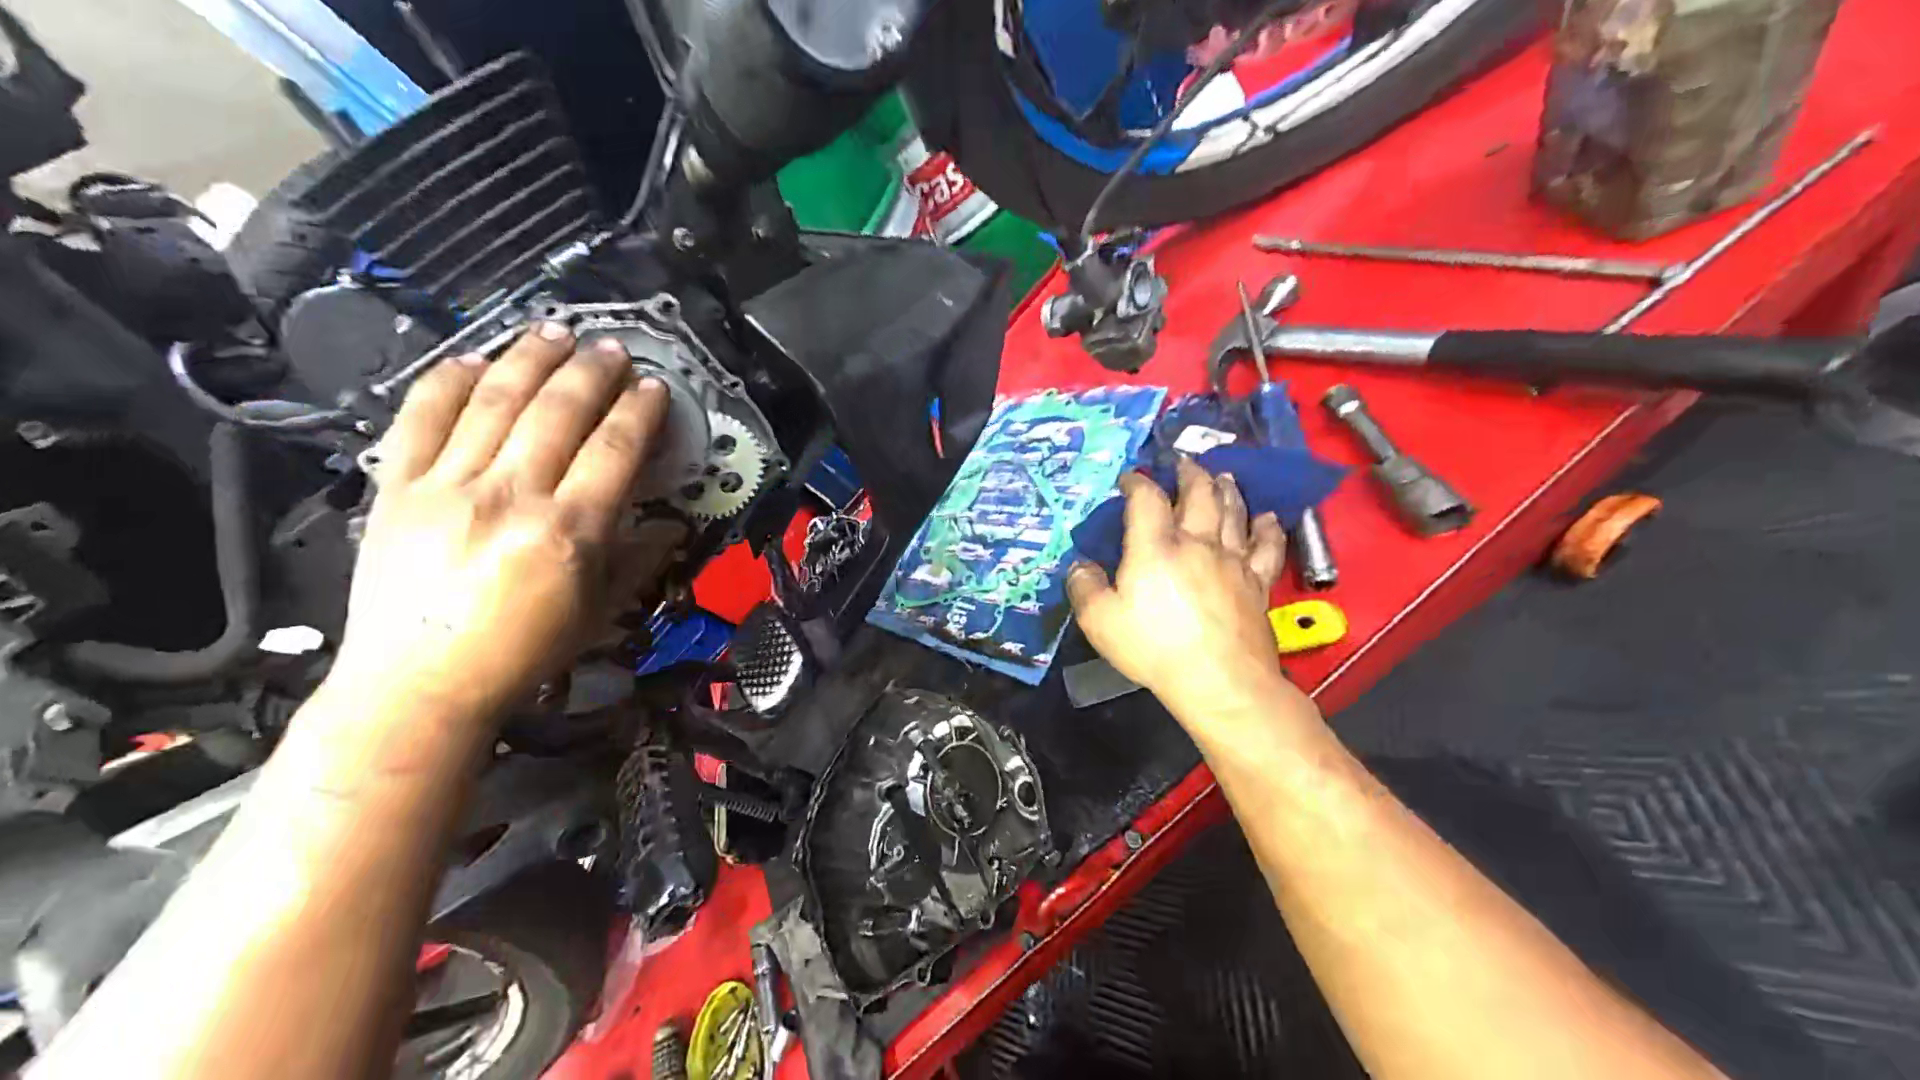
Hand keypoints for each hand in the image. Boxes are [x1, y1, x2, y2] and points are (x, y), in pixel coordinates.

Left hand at [329, 324, 669, 722]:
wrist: (418, 684)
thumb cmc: (523, 652)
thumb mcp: (599, 612)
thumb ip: (640, 561)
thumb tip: (674, 526)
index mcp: (569, 531)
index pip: (614, 449)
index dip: (639, 410)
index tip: (653, 387)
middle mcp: (511, 496)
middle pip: (559, 411)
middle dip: (592, 371)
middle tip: (611, 348)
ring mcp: (448, 485)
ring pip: (494, 399)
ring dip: (529, 358)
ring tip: (553, 331)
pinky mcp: (397, 487)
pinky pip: (421, 417)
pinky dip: (447, 380)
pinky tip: (473, 359)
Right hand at [1067, 459, 1318, 732]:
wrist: (1219, 681)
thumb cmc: (1154, 648)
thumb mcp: (1100, 621)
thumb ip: (1085, 587)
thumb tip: (1080, 565)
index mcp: (1156, 547)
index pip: (1147, 499)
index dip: (1137, 482)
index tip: (1129, 479)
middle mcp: (1198, 542)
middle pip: (1199, 494)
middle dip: (1189, 474)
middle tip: (1183, 463)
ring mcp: (1233, 561)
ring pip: (1233, 512)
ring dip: (1226, 490)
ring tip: (1222, 477)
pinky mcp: (1258, 583)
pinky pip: (1267, 546)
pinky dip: (1267, 528)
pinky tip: (1267, 518)